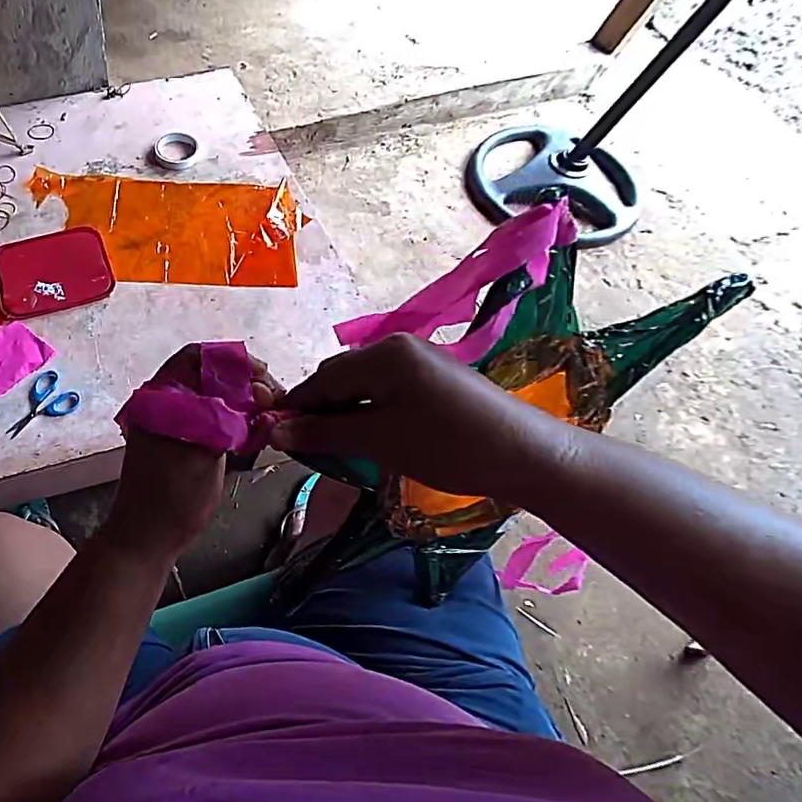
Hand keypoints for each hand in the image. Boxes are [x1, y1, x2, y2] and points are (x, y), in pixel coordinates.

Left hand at [100, 345, 281, 560]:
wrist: (148, 539)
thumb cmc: (171, 497)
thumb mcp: (203, 450)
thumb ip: (227, 414)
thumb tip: (255, 389)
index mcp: (162, 398)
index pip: (198, 357)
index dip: (232, 360)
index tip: (262, 375)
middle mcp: (168, 403)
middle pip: (212, 375)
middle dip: (246, 382)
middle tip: (272, 400)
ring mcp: (177, 422)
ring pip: (218, 397)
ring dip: (245, 401)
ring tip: (269, 415)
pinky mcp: (188, 439)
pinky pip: (216, 417)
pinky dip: (238, 419)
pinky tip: (256, 430)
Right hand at [267, 334, 575, 502]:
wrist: (525, 455)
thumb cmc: (448, 445)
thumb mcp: (379, 441)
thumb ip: (324, 434)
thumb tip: (276, 432)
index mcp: (383, 354)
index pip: (322, 377)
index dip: (297, 408)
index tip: (278, 439)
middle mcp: (398, 346)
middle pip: (342, 376)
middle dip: (322, 411)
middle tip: (312, 450)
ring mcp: (420, 360)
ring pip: (365, 384)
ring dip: (347, 413)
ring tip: (343, 449)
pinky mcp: (436, 377)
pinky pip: (389, 389)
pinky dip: (373, 411)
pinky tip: (375, 437)